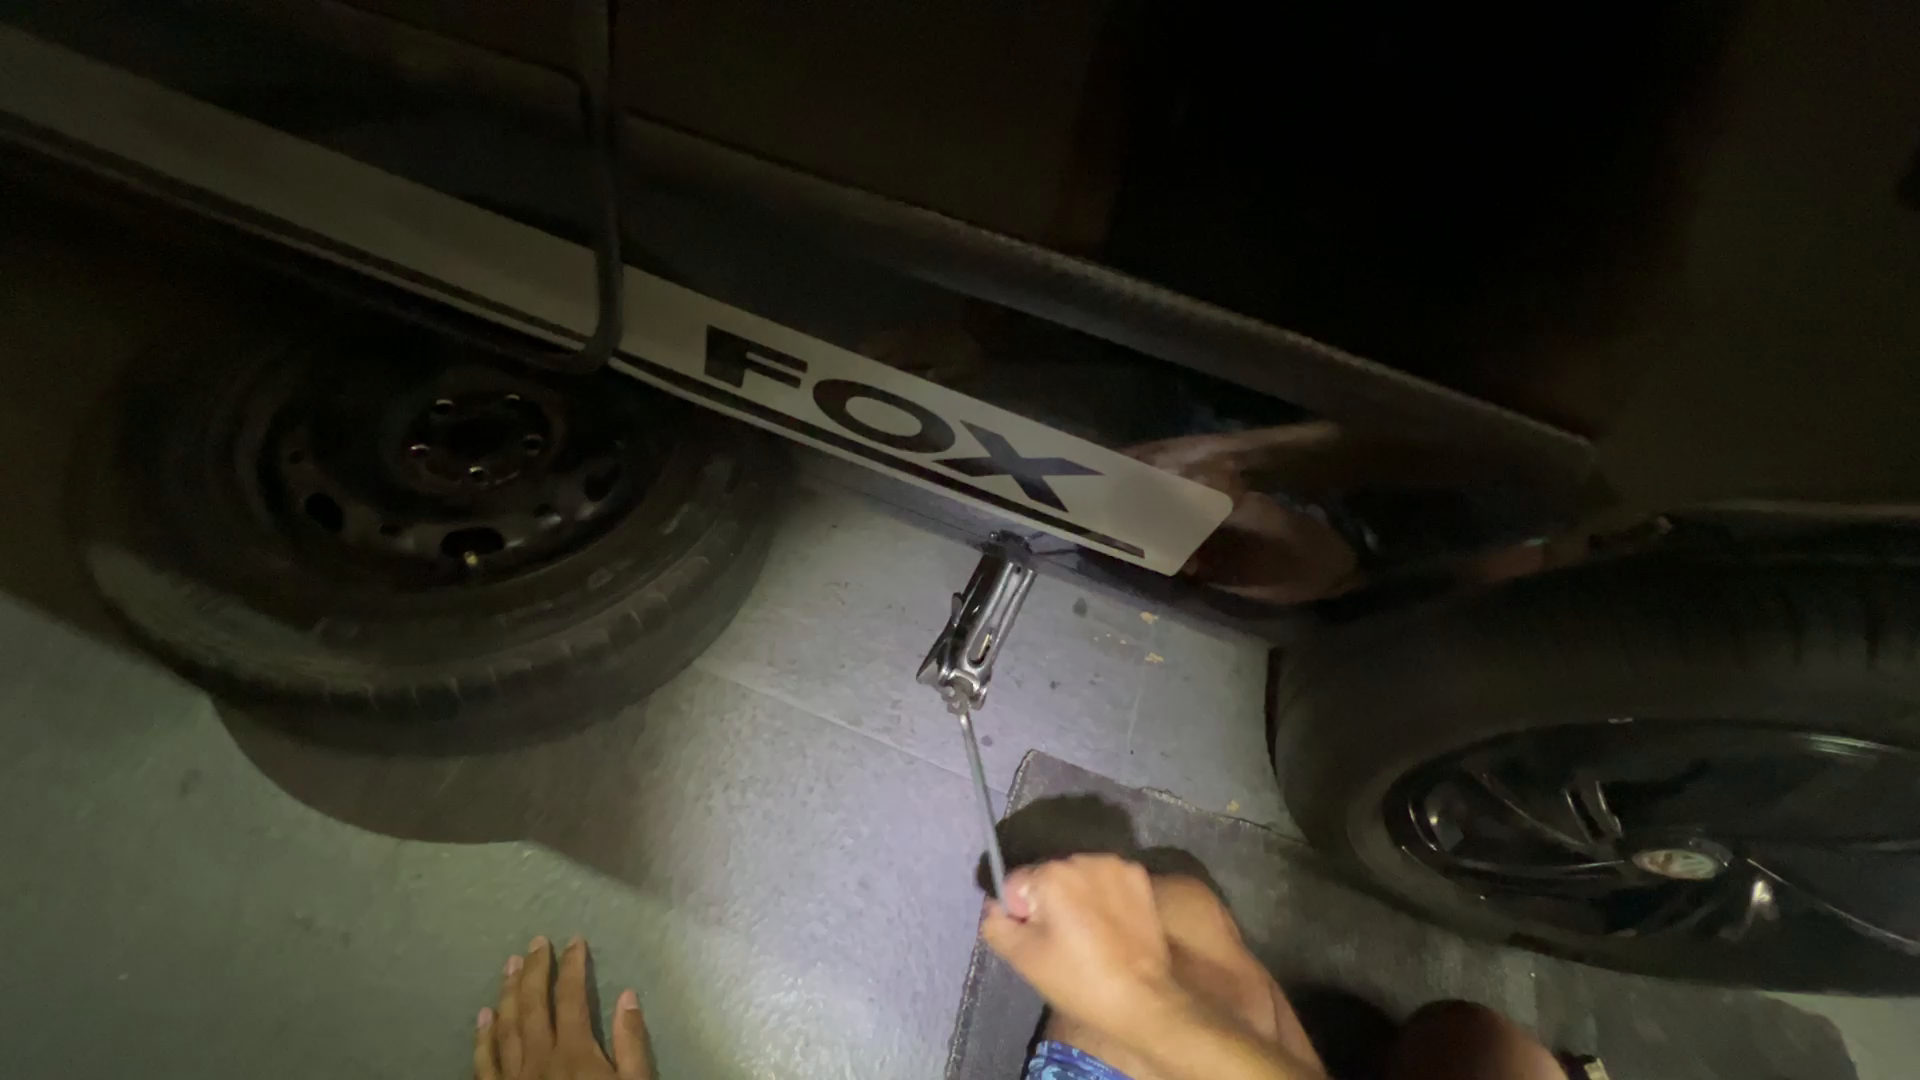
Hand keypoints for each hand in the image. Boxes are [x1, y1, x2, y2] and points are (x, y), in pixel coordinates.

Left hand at [475, 936, 652, 1079]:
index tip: (575, 940)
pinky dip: (482, 1038)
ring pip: (505, 1029)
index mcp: (574, 1052)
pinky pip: (483, 1065)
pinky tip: (482, 1017)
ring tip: (509, 965)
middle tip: (536, 942)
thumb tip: (627, 994)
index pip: (570, 997)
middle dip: (535, 970)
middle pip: (532, 1006)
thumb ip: (630, 1042)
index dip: (572, 965)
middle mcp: (538, 1061)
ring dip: (507, 993)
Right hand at [979, 855, 1180, 1037]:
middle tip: (1061, 940)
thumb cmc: (1078, 980)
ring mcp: (1113, 864)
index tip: (1037, 940)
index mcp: (1050, 874)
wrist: (1142, 999)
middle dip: (1048, 902)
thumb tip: (994, 906)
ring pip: (1077, 875)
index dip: (1021, 913)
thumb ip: (997, 925)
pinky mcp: (1138, 875)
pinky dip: (1103, 894)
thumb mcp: (1024, 959)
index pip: (1016, 883)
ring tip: (1087, 932)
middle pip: (1048, 876)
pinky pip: (1106, 878)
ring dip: (1076, 895)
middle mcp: (1081, 859)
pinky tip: (1109, 922)